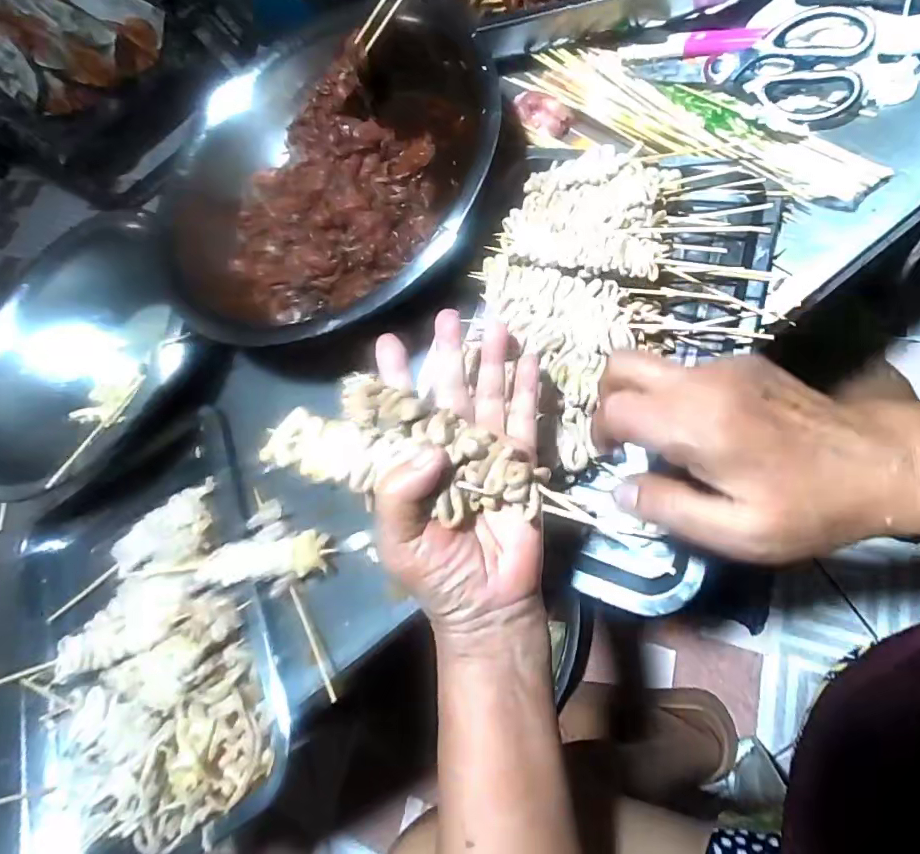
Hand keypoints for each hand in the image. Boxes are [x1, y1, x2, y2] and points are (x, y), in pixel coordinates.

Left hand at [372, 309, 545, 644]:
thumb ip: (399, 493)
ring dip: (490, 361)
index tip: (390, 342)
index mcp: (411, 466)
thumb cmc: (437, 574)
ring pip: (487, 396)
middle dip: (448, 354)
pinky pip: (524, 419)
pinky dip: (528, 389)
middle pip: (448, 392)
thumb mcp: (399, 540)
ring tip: (493, 323)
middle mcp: (448, 450)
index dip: (395, 378)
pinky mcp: (520, 461)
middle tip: (448, 317)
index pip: (400, 413)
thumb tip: (429, 448)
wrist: (489, 603)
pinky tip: (529, 359)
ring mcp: (486, 452)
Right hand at [594, 351, 919, 562]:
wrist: (878, 460)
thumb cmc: (808, 506)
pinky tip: (706, 429)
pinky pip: (687, 369)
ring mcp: (725, 363)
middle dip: (607, 397)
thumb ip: (669, 509)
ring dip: (643, 395)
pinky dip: (675, 393)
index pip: (616, 408)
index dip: (599, 432)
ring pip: (655, 363)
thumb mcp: (738, 532)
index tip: (611, 459)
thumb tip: (619, 489)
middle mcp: (702, 380)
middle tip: (623, 439)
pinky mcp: (744, 361)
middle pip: (622, 363)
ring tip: (666, 441)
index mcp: (697, 422)